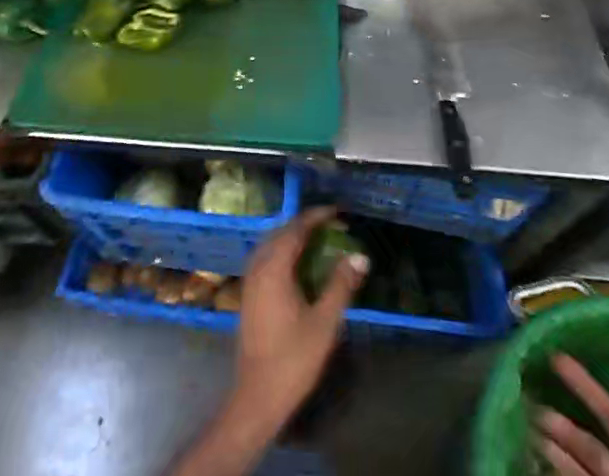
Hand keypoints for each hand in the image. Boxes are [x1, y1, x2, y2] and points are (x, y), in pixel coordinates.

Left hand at [232, 206, 367, 424]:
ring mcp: (249, 282)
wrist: (257, 396)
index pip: (295, 229)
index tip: (337, 212)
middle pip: (280, 233)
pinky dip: (282, 251)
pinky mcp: (248, 296)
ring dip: (291, 237)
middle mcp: (258, 268)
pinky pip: (265, 259)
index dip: (316, 216)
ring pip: (269, 245)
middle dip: (304, 224)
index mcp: (274, 268)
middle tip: (331, 224)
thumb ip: (341, 285)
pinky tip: (297, 265)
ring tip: (316, 239)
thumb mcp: (325, 322)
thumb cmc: (294, 359)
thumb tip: (360, 256)